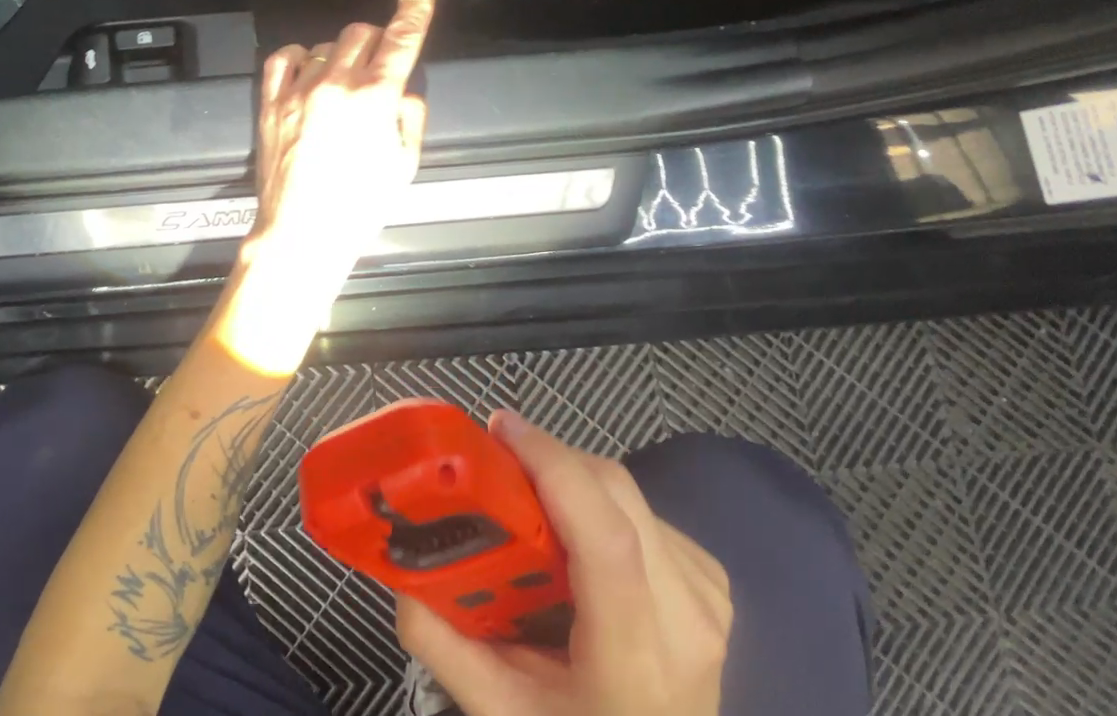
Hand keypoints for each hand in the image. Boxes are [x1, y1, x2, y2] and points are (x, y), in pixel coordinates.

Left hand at [245, 0, 435, 292]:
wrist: (302, 233)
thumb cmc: (358, 207)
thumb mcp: (405, 165)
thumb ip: (410, 116)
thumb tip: (402, 90)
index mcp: (376, 98)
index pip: (402, 36)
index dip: (414, 0)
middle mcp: (336, 84)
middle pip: (361, 32)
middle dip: (374, 45)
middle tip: (375, 74)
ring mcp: (299, 90)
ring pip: (325, 44)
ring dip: (339, 57)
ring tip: (339, 92)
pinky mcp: (271, 102)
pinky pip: (283, 57)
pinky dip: (299, 58)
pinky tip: (307, 74)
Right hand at [396, 411, 732, 715]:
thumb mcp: (501, 710)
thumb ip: (441, 643)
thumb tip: (402, 572)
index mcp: (636, 657)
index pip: (606, 538)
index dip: (554, 468)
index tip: (500, 428)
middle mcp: (688, 617)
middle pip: (617, 496)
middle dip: (549, 459)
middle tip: (494, 455)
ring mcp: (710, 596)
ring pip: (629, 496)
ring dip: (571, 480)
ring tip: (524, 495)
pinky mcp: (713, 581)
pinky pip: (644, 513)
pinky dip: (597, 503)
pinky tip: (570, 532)